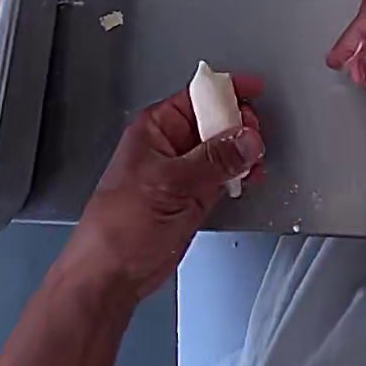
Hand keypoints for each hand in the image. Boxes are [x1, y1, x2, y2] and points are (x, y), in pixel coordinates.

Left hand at [61, 76, 265, 304]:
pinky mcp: (194, 194)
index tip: (254, 89)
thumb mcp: (172, 183)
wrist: (110, 276)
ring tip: (254, 160)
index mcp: (158, 126)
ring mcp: (184, 169)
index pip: (198, 95)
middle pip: (216, 119)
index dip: (227, 90)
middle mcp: (171, 143)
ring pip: (224, 147)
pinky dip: (240, 173)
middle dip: (240, 124)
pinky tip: (249, 177)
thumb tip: (247, 138)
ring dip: (243, 151)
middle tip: (255, 136)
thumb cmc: (119, 225)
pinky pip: (225, 173)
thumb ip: (215, 159)